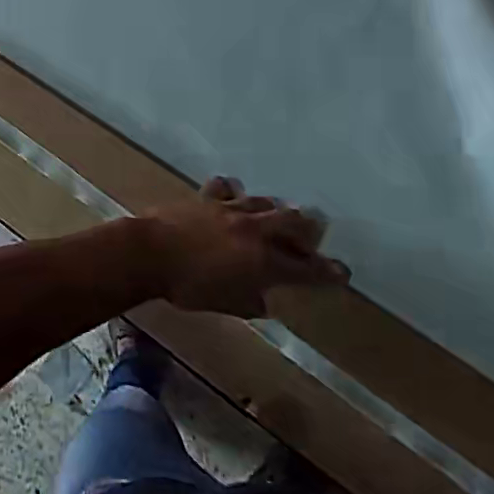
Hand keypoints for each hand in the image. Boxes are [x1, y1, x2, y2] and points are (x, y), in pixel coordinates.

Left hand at [141, 177, 349, 317]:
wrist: (151, 252)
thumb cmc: (188, 287)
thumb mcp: (224, 304)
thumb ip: (249, 301)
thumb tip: (265, 300)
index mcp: (262, 261)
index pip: (304, 268)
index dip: (326, 272)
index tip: (342, 272)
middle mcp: (254, 230)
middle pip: (292, 223)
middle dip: (308, 230)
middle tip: (314, 236)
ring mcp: (231, 209)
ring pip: (265, 202)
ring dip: (276, 210)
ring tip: (281, 215)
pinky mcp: (209, 197)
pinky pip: (228, 188)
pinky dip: (234, 191)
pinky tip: (234, 193)